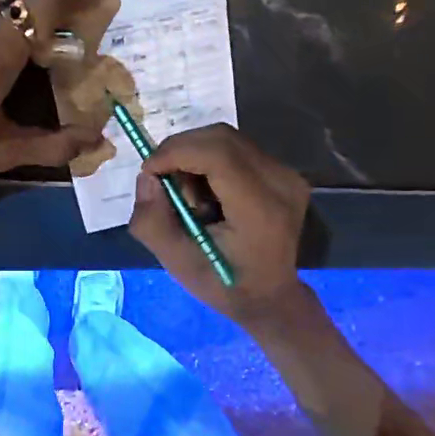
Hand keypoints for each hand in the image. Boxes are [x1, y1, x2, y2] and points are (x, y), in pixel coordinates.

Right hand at [128, 124, 313, 326]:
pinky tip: (207, 194)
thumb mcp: (177, 263)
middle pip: (221, 138)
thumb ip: (152, 221)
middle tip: (163, 184)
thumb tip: (147, 177)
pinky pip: (237, 149)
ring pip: (227, 139)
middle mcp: (281, 183)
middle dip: (180, 151)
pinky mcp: (285, 172)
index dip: (176, 152)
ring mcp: (287, 175)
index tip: (149, 172)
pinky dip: (209, 161)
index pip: (218, 155)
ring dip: (194, 157)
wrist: (269, 297)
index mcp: (259, 210)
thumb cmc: (223, 284)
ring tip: (188, 196)